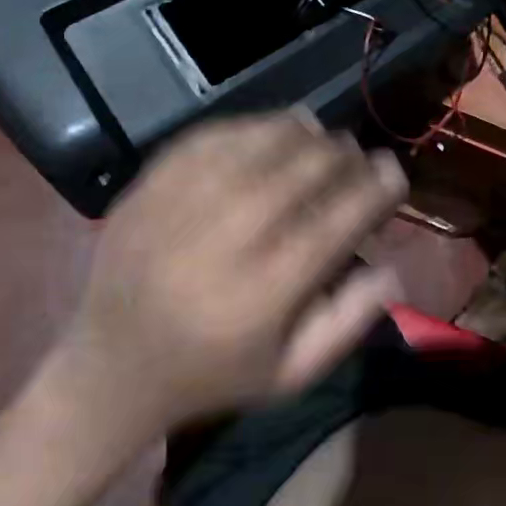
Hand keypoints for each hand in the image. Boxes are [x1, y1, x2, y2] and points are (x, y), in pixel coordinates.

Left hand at [56, 113, 406, 427]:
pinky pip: (206, 140)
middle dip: (339, 156)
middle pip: (296, 176)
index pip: (333, 225)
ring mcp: (177, 209)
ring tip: (320, 134)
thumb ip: (347, 323)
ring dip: (297, 133)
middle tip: (356, 153)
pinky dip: (246, 128)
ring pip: (252, 147)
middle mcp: (220, 244)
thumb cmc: (211, 376)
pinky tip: (268, 130)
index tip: (394, 172)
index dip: (372, 191)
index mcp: (260, 297)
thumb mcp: (289, 375)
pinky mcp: (147, 188)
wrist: (110, 368)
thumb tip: (395, 268)